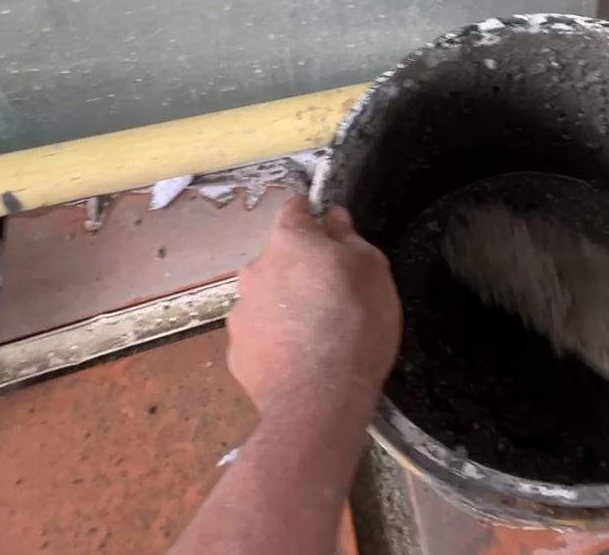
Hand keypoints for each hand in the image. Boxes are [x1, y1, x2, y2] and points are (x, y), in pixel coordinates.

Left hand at [228, 195, 401, 412]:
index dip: (312, 215)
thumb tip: (333, 219)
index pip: (294, 208)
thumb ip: (349, 238)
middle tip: (332, 291)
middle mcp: (255, 270)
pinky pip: (260, 333)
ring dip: (285, 303)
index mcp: (289, 241)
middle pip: (280, 256)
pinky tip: (299, 357)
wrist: (319, 400)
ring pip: (267, 296)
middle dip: (301, 266)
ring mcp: (240, 313)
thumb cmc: (356, 322)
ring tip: (316, 331)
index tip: (330, 231)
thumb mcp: (372, 270)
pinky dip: (275, 338)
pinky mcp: (236, 353)